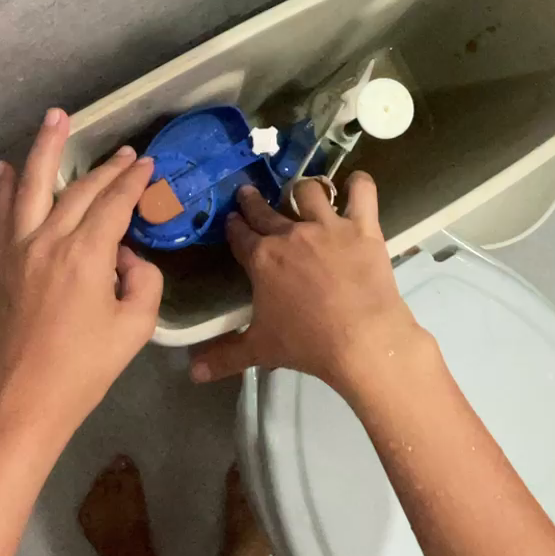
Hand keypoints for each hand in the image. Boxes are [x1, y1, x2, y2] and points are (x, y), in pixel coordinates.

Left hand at [0, 108, 162, 432]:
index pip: (114, 202)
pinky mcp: (2, 262)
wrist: (24, 398)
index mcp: (86, 254)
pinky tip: (6, 166)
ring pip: (31, 185)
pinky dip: (4, 186)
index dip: (134, 180)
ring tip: (55, 117)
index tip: (148, 163)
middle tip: (127, 152)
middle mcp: (49, 239)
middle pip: (80, 189)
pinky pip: (2, 213)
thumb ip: (143, 281)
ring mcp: (18, 248)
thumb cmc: (85, 367)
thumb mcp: (136, 327)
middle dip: (107, 167)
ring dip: (44, 148)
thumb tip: (127, 257)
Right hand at [190, 173, 429, 396]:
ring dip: (302, 191)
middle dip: (253, 201)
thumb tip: (192, 373)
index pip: (240, 234)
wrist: (361, 340)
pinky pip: (362, 192)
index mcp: (262, 258)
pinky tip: (356, 183)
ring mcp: (328, 226)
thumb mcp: (260, 350)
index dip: (234, 226)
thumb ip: (224, 357)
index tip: (232, 220)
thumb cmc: (306, 344)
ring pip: (309, 192)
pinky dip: (359, 185)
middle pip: (266, 209)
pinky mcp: (362, 227)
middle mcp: (291, 234)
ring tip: (301, 193)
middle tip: (249, 194)